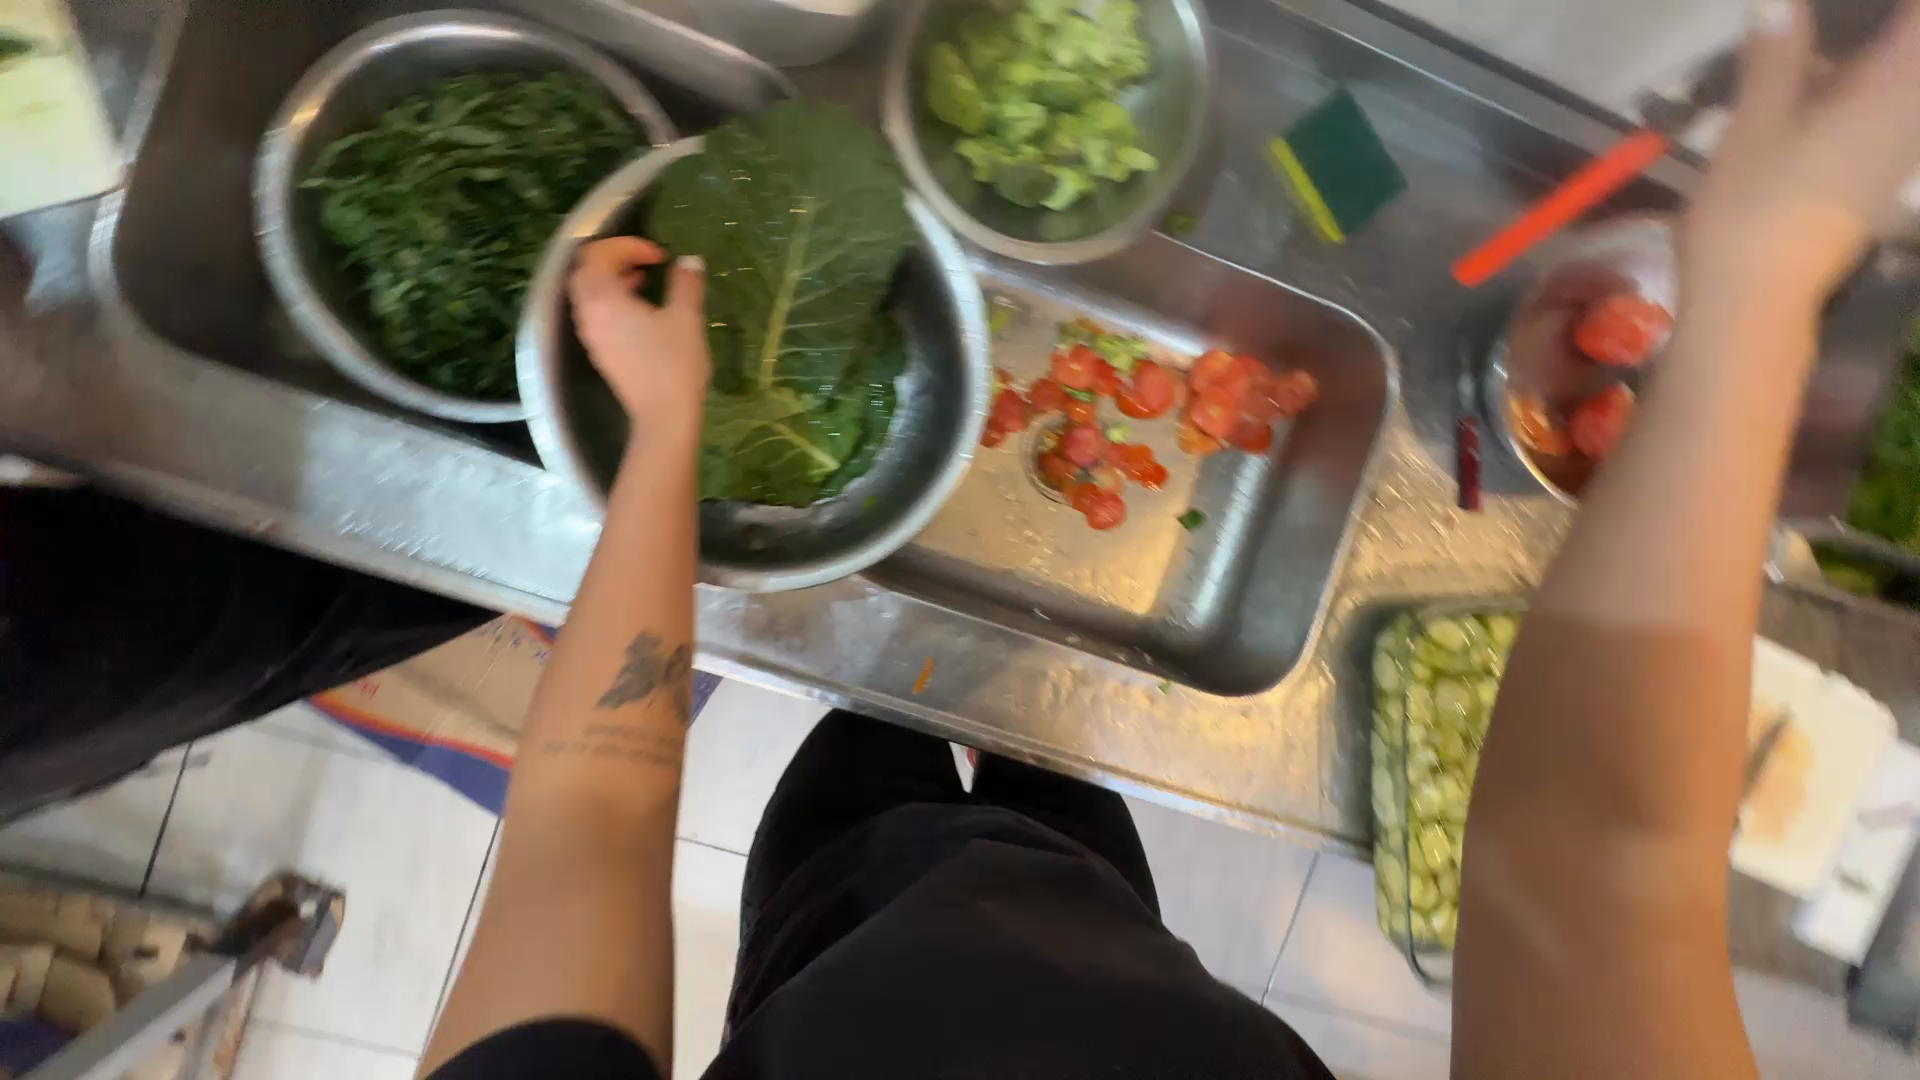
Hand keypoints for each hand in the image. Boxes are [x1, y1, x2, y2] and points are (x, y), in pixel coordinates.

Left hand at [568, 237, 709, 444]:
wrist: (664, 416)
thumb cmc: (675, 364)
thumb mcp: (686, 319)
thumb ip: (686, 284)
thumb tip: (689, 262)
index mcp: (602, 296)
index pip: (599, 254)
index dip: (628, 246)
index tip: (659, 256)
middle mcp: (587, 312)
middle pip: (587, 271)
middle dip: (615, 259)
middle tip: (646, 264)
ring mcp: (591, 334)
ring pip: (590, 294)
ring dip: (613, 281)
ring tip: (644, 285)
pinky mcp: (600, 352)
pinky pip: (597, 314)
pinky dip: (614, 303)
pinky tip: (640, 314)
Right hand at [1682, 0, 1919, 318]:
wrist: (1753, 297)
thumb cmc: (1749, 212)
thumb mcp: (1750, 132)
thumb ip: (1772, 62)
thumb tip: (1773, 4)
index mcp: (1898, 81)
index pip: (1909, 21)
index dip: (1879, 17)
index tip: (1812, 20)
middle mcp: (1917, 104)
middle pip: (1900, 54)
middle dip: (1868, 42)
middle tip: (1797, 42)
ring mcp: (1903, 140)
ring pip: (1890, 83)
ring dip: (1850, 71)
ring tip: (1794, 73)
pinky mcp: (1879, 169)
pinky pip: (1884, 110)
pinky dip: (1850, 96)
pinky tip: (1804, 101)